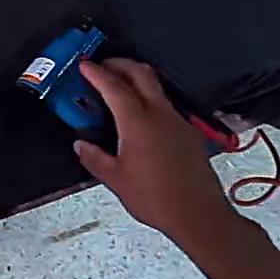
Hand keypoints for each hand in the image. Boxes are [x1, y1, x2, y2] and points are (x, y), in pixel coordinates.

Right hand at [74, 59, 244, 247]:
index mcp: (138, 123)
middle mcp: (160, 115)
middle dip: (119, 64)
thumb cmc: (156, 198)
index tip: (84, 66)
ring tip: (117, 87)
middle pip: (140, 73)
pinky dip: (148, 98)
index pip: (114, 86)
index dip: (96, 73)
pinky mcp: (187, 132)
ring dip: (135, 79)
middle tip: (102, 67)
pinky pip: (165, 104)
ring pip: (155, 86)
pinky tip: (138, 115)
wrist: (198, 214)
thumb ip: (94, 157)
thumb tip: (81, 145)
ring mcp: (177, 121)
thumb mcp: (115, 179)